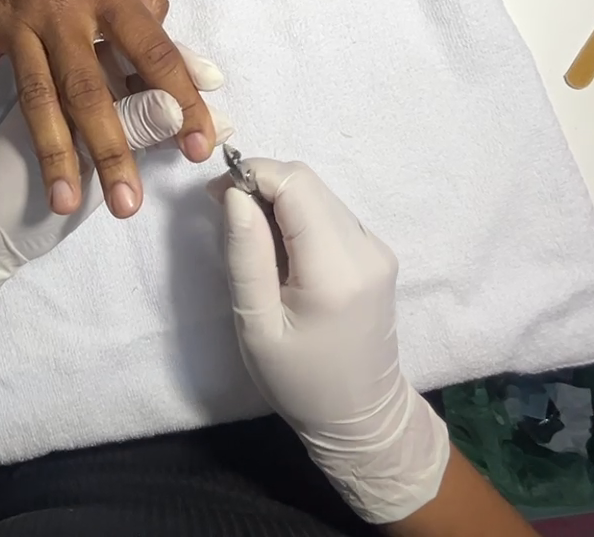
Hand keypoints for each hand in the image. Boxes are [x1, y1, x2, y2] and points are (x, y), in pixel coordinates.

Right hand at [0, 0, 216, 219]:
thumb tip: (160, 50)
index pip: (152, 53)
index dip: (179, 100)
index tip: (199, 143)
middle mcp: (61, 11)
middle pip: (90, 90)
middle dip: (111, 149)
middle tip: (127, 204)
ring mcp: (13, 22)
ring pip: (34, 96)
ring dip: (50, 151)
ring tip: (63, 202)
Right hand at [219, 159, 448, 524]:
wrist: (363, 420)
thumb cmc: (300, 380)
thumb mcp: (256, 324)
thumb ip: (245, 252)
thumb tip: (235, 193)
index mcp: (335, 270)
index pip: (294, 183)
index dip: (251, 174)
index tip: (217, 196)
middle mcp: (365, 249)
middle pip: (306, 181)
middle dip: (260, 183)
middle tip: (225, 213)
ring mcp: (376, 248)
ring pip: (316, 191)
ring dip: (276, 197)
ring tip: (250, 234)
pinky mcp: (375, 252)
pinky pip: (327, 209)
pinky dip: (295, 212)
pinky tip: (279, 246)